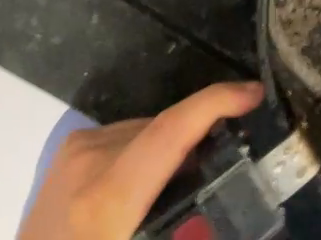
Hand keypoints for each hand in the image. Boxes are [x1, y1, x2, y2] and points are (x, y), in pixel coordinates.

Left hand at [18, 82, 264, 239]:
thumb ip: (187, 226)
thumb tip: (223, 216)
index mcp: (106, 200)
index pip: (170, 131)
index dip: (216, 103)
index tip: (255, 93)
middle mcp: (89, 163)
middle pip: (165, 130)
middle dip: (204, 138)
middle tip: (235, 166)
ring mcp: (73, 154)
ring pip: (147, 132)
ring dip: (173, 151)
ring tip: (186, 189)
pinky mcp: (65, 155)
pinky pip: (125, 139)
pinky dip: (147, 155)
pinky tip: (149, 189)